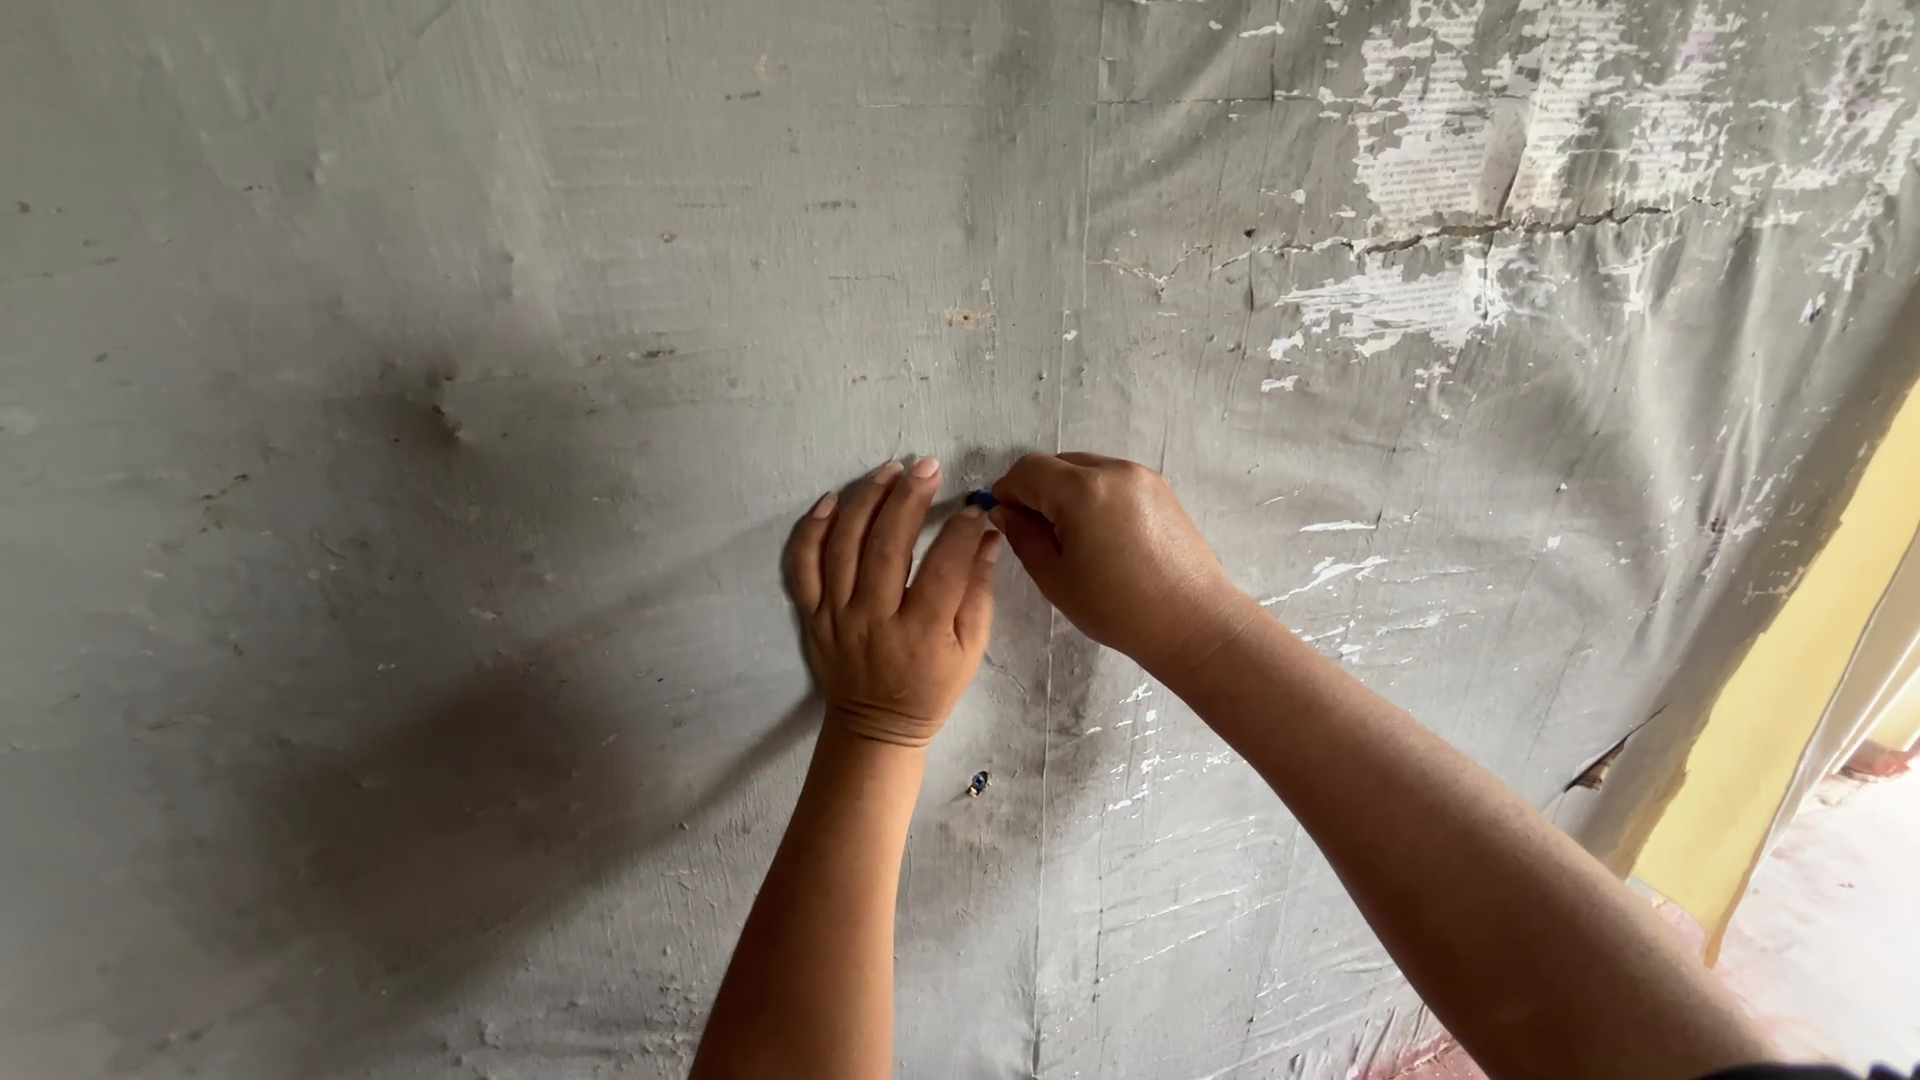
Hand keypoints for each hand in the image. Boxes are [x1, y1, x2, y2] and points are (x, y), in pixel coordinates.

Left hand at [786, 458, 1001, 746]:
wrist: (875, 727)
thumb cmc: (931, 689)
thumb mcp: (971, 650)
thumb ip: (978, 593)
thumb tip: (987, 537)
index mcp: (920, 632)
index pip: (943, 566)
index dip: (961, 530)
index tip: (973, 506)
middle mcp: (874, 619)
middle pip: (888, 546)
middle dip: (910, 499)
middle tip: (927, 466)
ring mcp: (836, 616)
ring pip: (844, 546)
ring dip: (866, 501)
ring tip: (888, 471)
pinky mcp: (812, 616)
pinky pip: (804, 567)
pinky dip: (812, 531)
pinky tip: (831, 501)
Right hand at [990, 452, 1253, 674]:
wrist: (1192, 622)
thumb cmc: (1118, 608)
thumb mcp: (1056, 579)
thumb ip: (1023, 537)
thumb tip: (1004, 511)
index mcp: (1083, 491)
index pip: (1028, 470)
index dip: (1007, 490)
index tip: (1002, 518)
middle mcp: (1114, 470)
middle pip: (1056, 463)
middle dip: (1036, 490)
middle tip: (1034, 532)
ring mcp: (1142, 476)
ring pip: (1084, 469)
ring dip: (1064, 491)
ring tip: (1070, 537)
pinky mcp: (1160, 488)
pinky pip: (1111, 478)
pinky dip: (1092, 494)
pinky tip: (1098, 534)